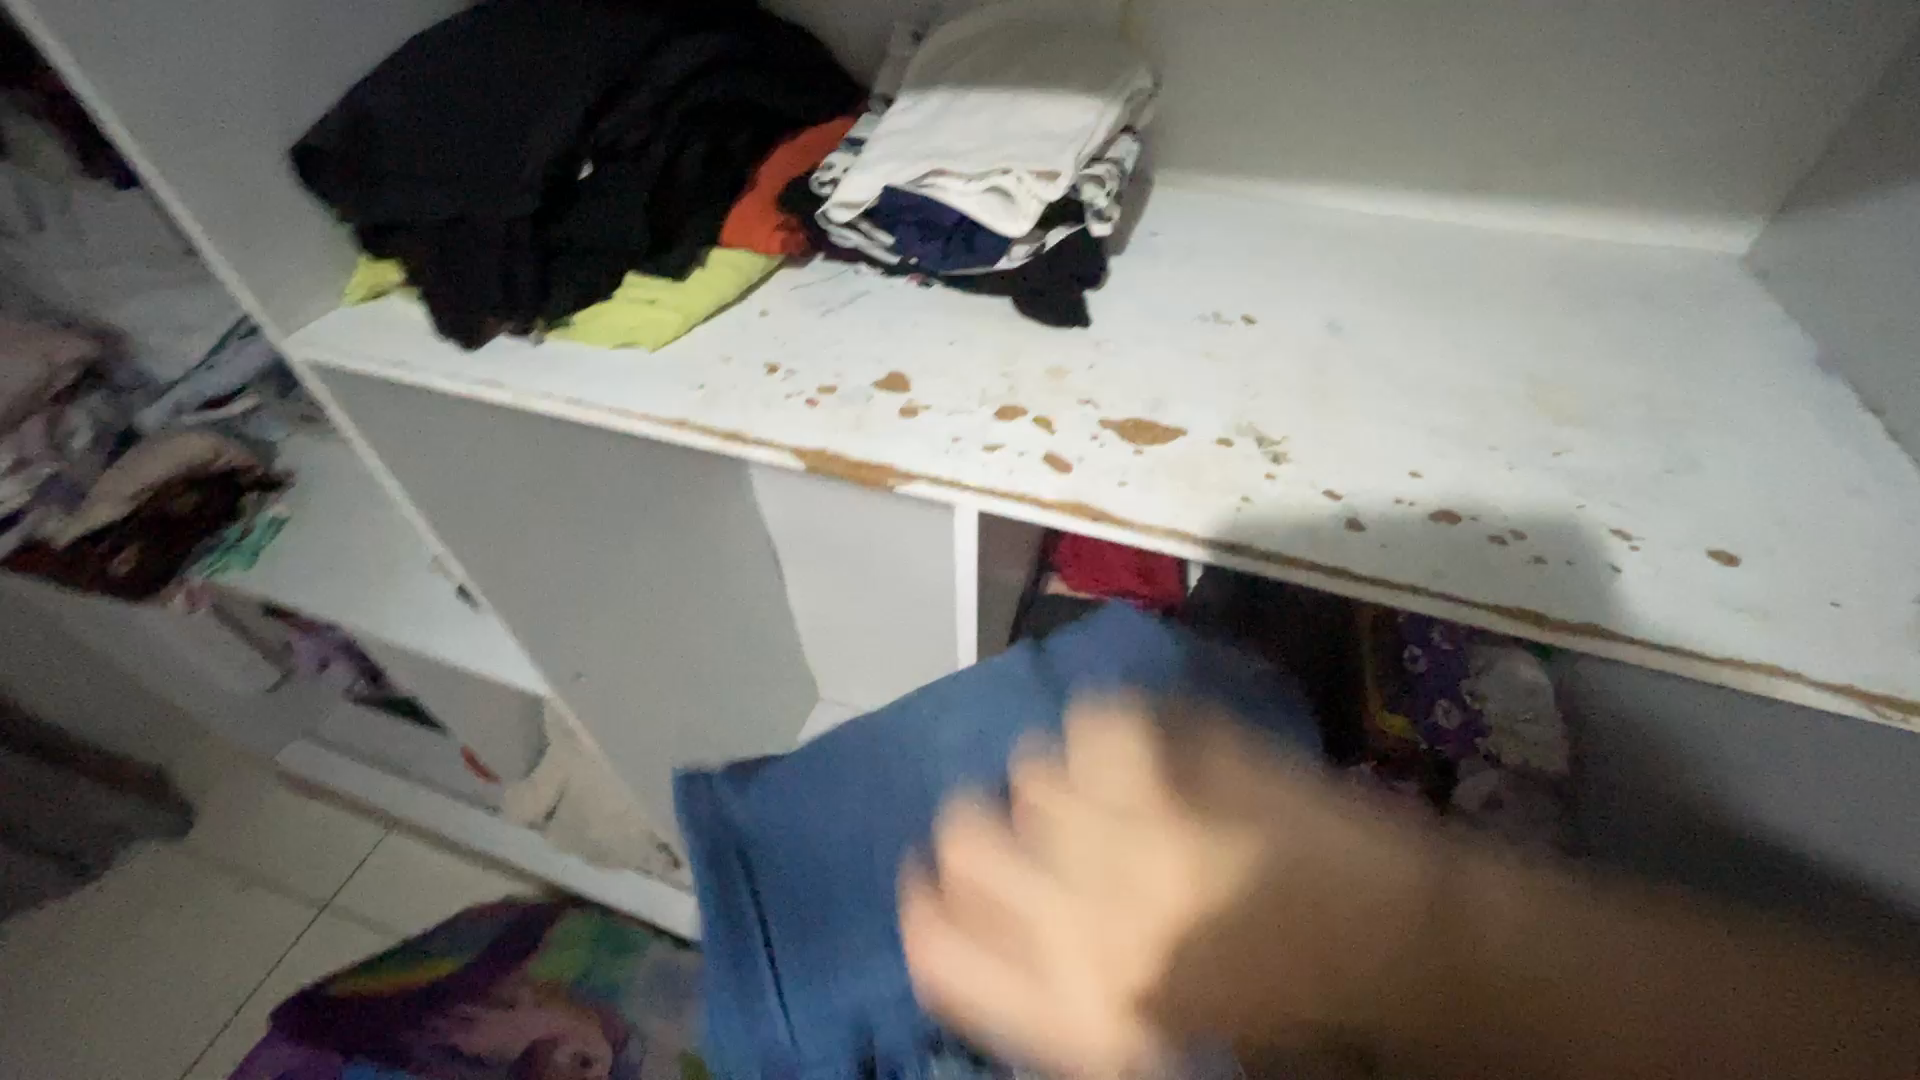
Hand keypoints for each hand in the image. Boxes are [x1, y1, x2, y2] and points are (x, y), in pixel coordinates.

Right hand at [897, 696, 1439, 1076]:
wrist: (1400, 944)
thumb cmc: (1276, 1011)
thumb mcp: (1135, 1038)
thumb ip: (1042, 987)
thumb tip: (983, 918)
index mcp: (1070, 1008)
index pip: (933, 942)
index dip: (925, 902)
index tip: (936, 880)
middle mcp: (1080, 915)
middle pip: (961, 832)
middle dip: (982, 829)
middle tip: (1035, 833)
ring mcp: (1127, 827)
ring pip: (1030, 770)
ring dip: (1062, 787)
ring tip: (1116, 800)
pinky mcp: (1178, 760)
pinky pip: (1098, 721)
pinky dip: (1116, 736)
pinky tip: (1155, 762)